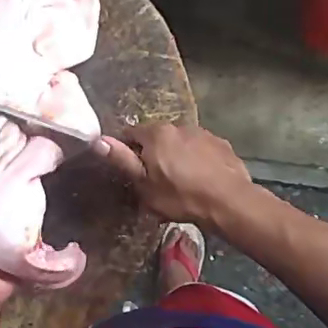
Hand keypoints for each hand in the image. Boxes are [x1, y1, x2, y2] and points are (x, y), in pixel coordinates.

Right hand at [92, 123, 256, 231]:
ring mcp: (203, 133)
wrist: (229, 202)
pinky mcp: (222, 144)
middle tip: (156, 181)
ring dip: (177, 157)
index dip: (127, 152)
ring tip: (182, 183)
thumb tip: (98, 140)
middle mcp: (179, 126)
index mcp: (156, 134)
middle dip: (154, 155)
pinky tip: (202, 180)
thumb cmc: (181, 196)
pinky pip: (202, 150)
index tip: (132, 172)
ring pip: (181, 143)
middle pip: (157, 138)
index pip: (131, 134)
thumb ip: (123, 160)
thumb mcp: (145, 185)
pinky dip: (198, 160)